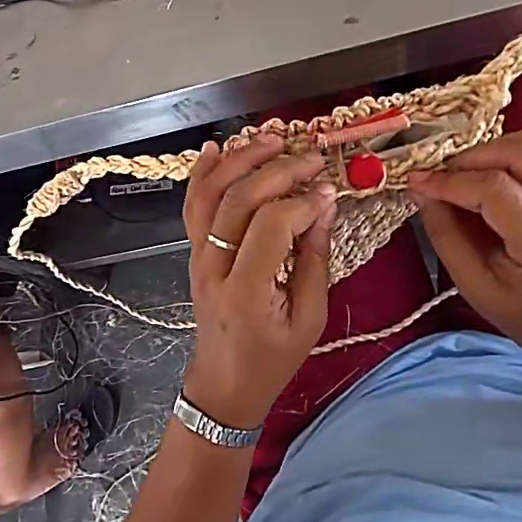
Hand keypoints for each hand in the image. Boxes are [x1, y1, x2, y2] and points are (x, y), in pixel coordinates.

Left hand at [180, 137, 336, 429]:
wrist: (225, 382)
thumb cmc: (272, 358)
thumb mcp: (310, 318)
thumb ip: (316, 260)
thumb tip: (324, 206)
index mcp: (247, 292)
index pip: (271, 226)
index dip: (302, 202)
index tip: (328, 191)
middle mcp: (214, 268)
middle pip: (239, 201)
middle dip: (277, 170)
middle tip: (310, 158)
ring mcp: (198, 257)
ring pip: (210, 195)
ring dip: (240, 160)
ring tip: (271, 140)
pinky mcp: (193, 252)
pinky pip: (193, 205)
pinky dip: (203, 173)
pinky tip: (218, 149)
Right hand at [409, 128, 521, 370]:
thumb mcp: (474, 288)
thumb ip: (445, 236)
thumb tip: (421, 189)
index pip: (497, 191)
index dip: (451, 181)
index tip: (419, 183)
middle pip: (520, 154)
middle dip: (470, 158)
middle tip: (441, 178)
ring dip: (491, 148)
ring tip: (465, 173)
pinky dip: (511, 149)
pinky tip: (491, 169)